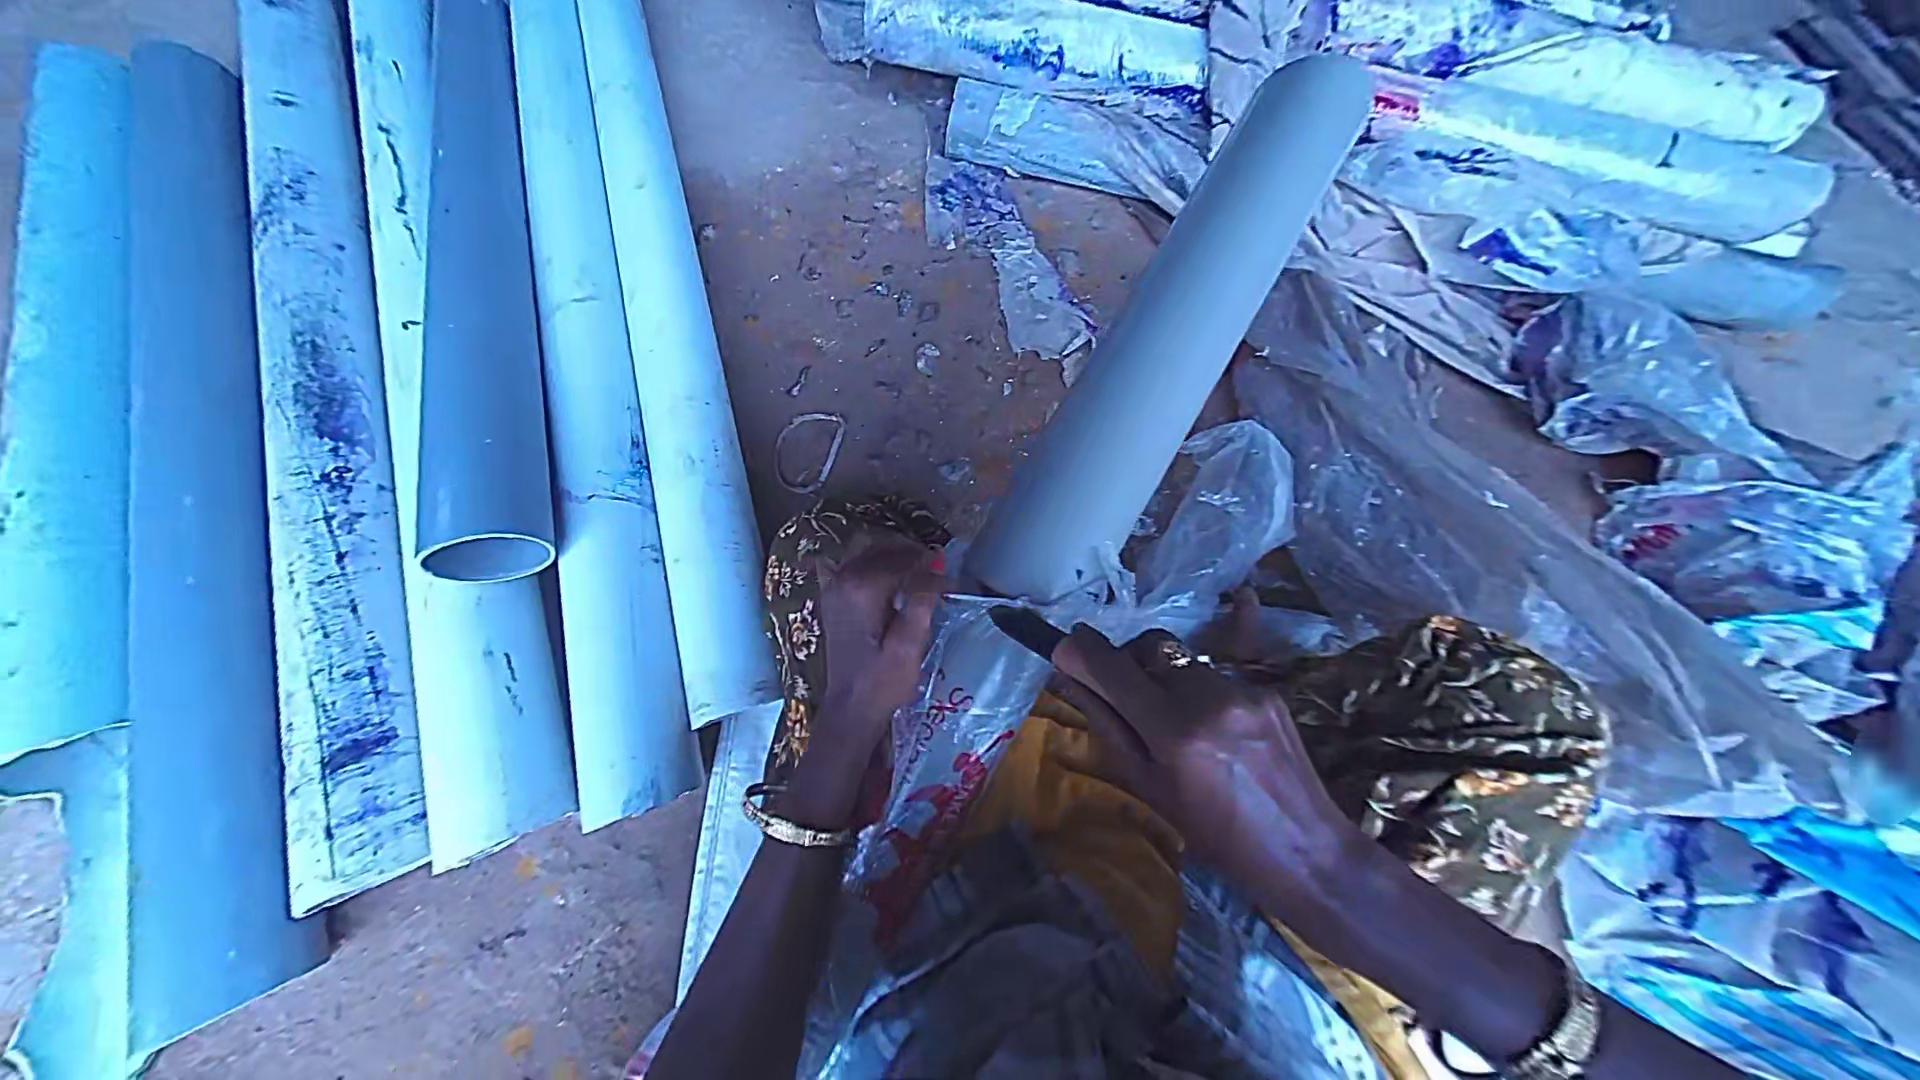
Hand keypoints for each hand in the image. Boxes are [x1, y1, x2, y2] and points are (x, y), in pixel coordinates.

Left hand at [782, 531, 943, 824]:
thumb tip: (936, 562)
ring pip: (868, 552)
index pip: (902, 559)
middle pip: (882, 548)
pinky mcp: (833, 598)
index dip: (928, 564)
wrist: (851, 709)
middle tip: (937, 569)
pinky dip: (878, 565)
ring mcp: (834, 587)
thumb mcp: (910, 644)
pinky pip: (857, 566)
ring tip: (920, 573)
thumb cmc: (883, 682)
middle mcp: (842, 579)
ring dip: (895, 556)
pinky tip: (895, 581)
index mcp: (861, 587)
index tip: (949, 575)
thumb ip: (922, 599)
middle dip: (911, 553)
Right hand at [1049, 625, 1356, 887]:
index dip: (1080, 650)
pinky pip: (1212, 672)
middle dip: (1126, 659)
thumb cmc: (1215, 834)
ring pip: (1180, 657)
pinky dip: (1196, 690)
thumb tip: (1074, 681)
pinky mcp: (1265, 688)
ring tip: (1173, 719)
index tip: (1064, 648)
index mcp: (1173, 731)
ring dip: (1161, 675)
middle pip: (1147, 645)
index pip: (1111, 666)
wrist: (1305, 850)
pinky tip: (1210, 727)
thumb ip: (1109, 726)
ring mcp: (1241, 688)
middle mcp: (1206, 697)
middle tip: (1124, 693)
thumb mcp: (1148, 787)